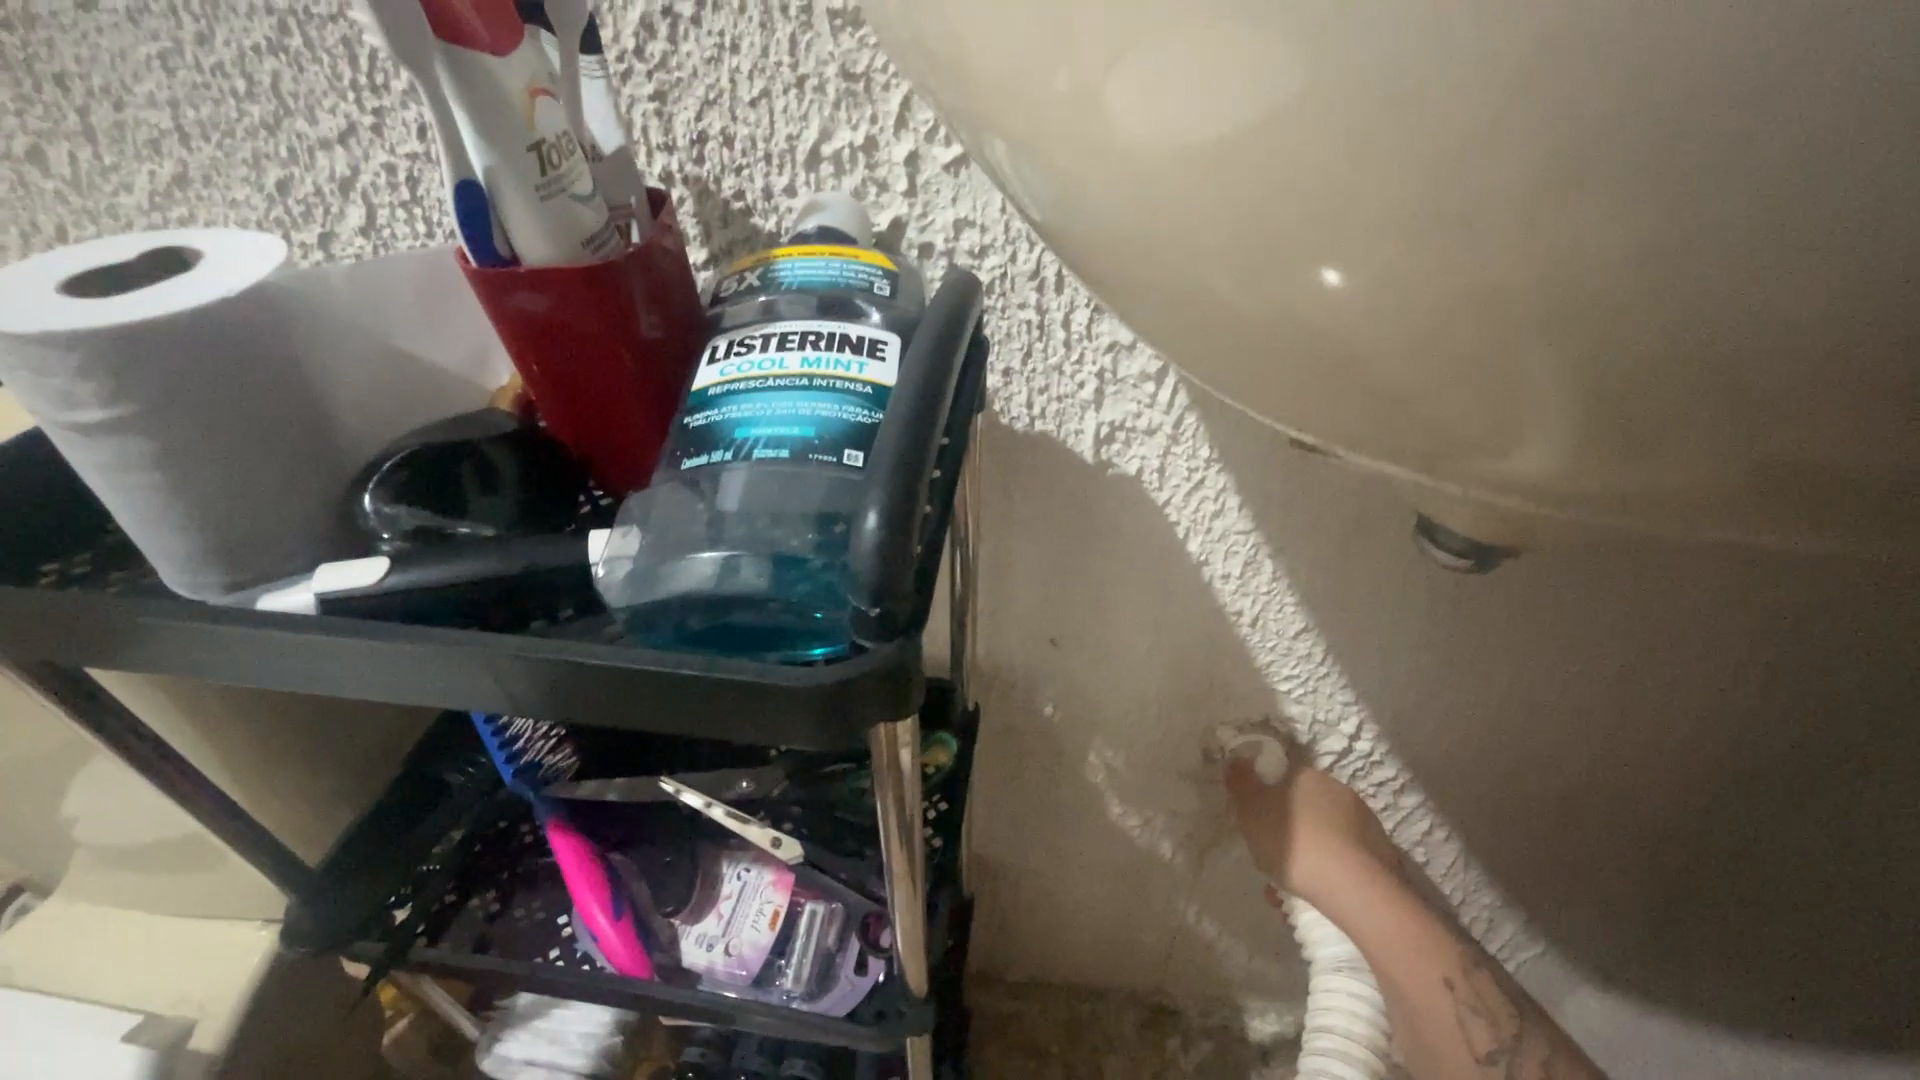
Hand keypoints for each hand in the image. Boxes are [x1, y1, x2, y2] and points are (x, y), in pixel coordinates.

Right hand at [1223, 751, 1401, 907]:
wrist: (1354, 889)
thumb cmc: (1294, 842)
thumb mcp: (1251, 809)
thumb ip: (1241, 782)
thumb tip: (1236, 760)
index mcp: (1310, 777)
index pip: (1285, 780)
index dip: (1268, 802)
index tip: (1257, 826)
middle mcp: (1341, 793)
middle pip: (1306, 811)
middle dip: (1289, 833)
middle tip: (1271, 861)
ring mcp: (1367, 825)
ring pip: (1326, 839)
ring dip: (1308, 858)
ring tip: (1290, 891)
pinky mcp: (1382, 858)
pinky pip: (1345, 863)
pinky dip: (1330, 876)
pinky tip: (1316, 898)